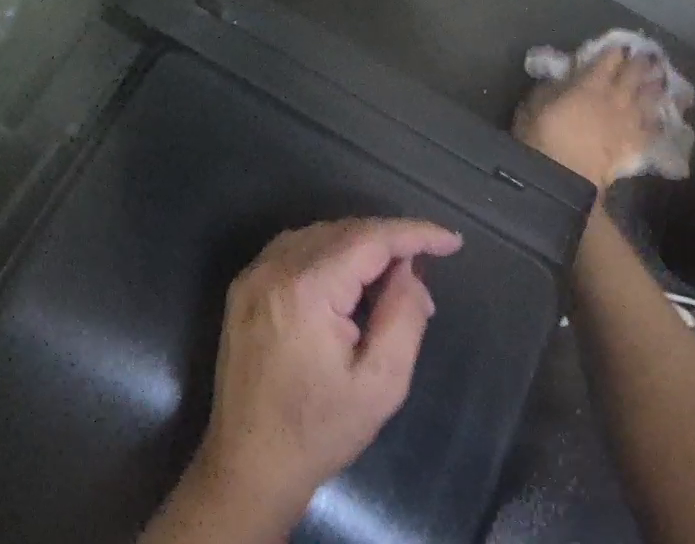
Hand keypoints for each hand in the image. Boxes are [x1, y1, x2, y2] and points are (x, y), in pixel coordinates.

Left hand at [143, 218, 462, 541]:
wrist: (248, 461)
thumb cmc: (319, 429)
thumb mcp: (380, 383)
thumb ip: (402, 317)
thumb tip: (411, 271)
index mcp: (307, 289)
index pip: (369, 239)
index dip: (414, 233)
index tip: (451, 241)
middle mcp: (274, 269)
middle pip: (342, 231)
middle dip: (388, 242)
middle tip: (424, 273)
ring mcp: (253, 276)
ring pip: (317, 236)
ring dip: (358, 245)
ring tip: (392, 277)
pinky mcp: (243, 288)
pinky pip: (293, 250)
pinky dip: (327, 253)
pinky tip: (347, 278)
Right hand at [514, 48, 659, 189]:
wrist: (564, 177)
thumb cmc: (542, 137)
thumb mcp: (534, 103)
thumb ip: (552, 86)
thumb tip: (564, 76)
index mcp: (590, 85)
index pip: (607, 61)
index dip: (615, 51)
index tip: (620, 45)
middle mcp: (616, 98)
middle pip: (634, 75)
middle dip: (641, 63)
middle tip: (648, 55)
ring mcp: (630, 121)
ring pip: (650, 98)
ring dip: (656, 86)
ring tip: (662, 77)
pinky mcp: (637, 144)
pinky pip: (654, 128)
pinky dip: (661, 120)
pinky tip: (666, 116)